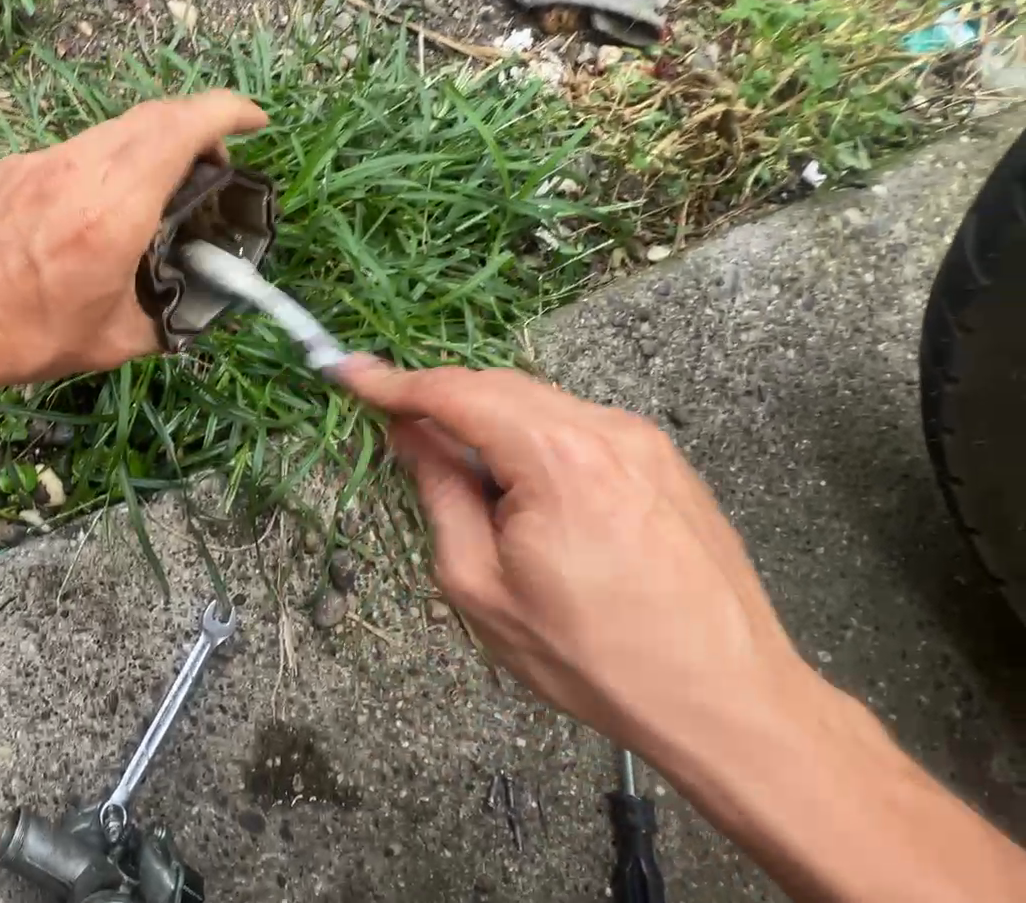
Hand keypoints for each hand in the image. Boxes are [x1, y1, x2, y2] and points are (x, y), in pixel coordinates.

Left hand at [0, 91, 268, 387]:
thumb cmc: (29, 339)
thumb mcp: (114, 341)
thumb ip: (168, 315)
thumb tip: (197, 302)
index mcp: (113, 211)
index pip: (182, 129)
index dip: (229, 112)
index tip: (255, 122)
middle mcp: (78, 171)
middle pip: (154, 116)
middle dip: (197, 126)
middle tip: (213, 163)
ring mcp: (40, 162)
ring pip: (113, 128)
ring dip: (150, 142)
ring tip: (158, 184)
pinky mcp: (12, 167)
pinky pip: (75, 149)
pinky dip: (105, 159)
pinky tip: (97, 200)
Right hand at [337, 357, 816, 753]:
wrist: (728, 702)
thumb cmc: (592, 656)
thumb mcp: (478, 583)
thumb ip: (439, 494)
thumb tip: (410, 436)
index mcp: (557, 459)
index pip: (454, 394)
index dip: (390, 382)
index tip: (347, 372)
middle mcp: (607, 432)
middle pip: (494, 387)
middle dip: (435, 399)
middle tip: (388, 424)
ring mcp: (644, 443)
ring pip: (534, 403)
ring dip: (481, 421)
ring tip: (454, 470)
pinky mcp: (663, 462)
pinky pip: (573, 425)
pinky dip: (525, 436)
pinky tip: (513, 482)